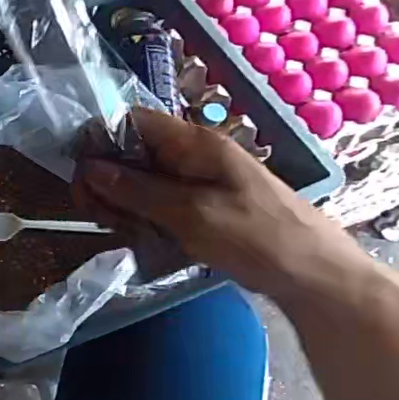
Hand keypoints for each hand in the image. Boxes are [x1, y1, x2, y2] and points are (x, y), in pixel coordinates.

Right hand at [73, 108, 374, 302]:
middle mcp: (192, 155)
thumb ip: (138, 190)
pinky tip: (137, 236)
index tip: (82, 177)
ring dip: (119, 202)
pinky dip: (139, 217)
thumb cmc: (259, 238)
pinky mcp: (198, 205)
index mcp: (194, 144)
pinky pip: (155, 202)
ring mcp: (195, 181)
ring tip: (119, 230)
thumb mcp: (192, 215)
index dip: (100, 142)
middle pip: (129, 153)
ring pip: (138, 180)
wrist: (317, 277)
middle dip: (105, 180)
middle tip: (97, 214)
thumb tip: (89, 166)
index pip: (132, 122)